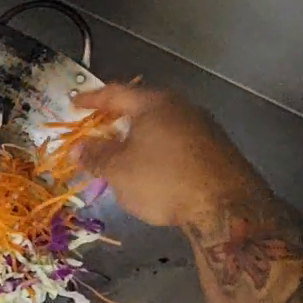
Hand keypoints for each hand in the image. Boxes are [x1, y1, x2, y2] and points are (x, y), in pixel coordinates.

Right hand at [73, 83, 263, 227]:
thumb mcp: (118, 170)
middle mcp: (182, 108)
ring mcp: (204, 127)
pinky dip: (156, 148)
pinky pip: (176, 141)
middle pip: (141, 107)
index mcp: (154, 104)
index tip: (74, 103)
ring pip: (160, 125)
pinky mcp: (217, 149)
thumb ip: (95, 155)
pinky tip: (150, 167)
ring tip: (121, 151)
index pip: (115, 94)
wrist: (228, 208)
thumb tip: (78, 147)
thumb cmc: (163, 180)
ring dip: (137, 136)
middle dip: (116, 118)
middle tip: (97, 127)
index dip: (92, 99)